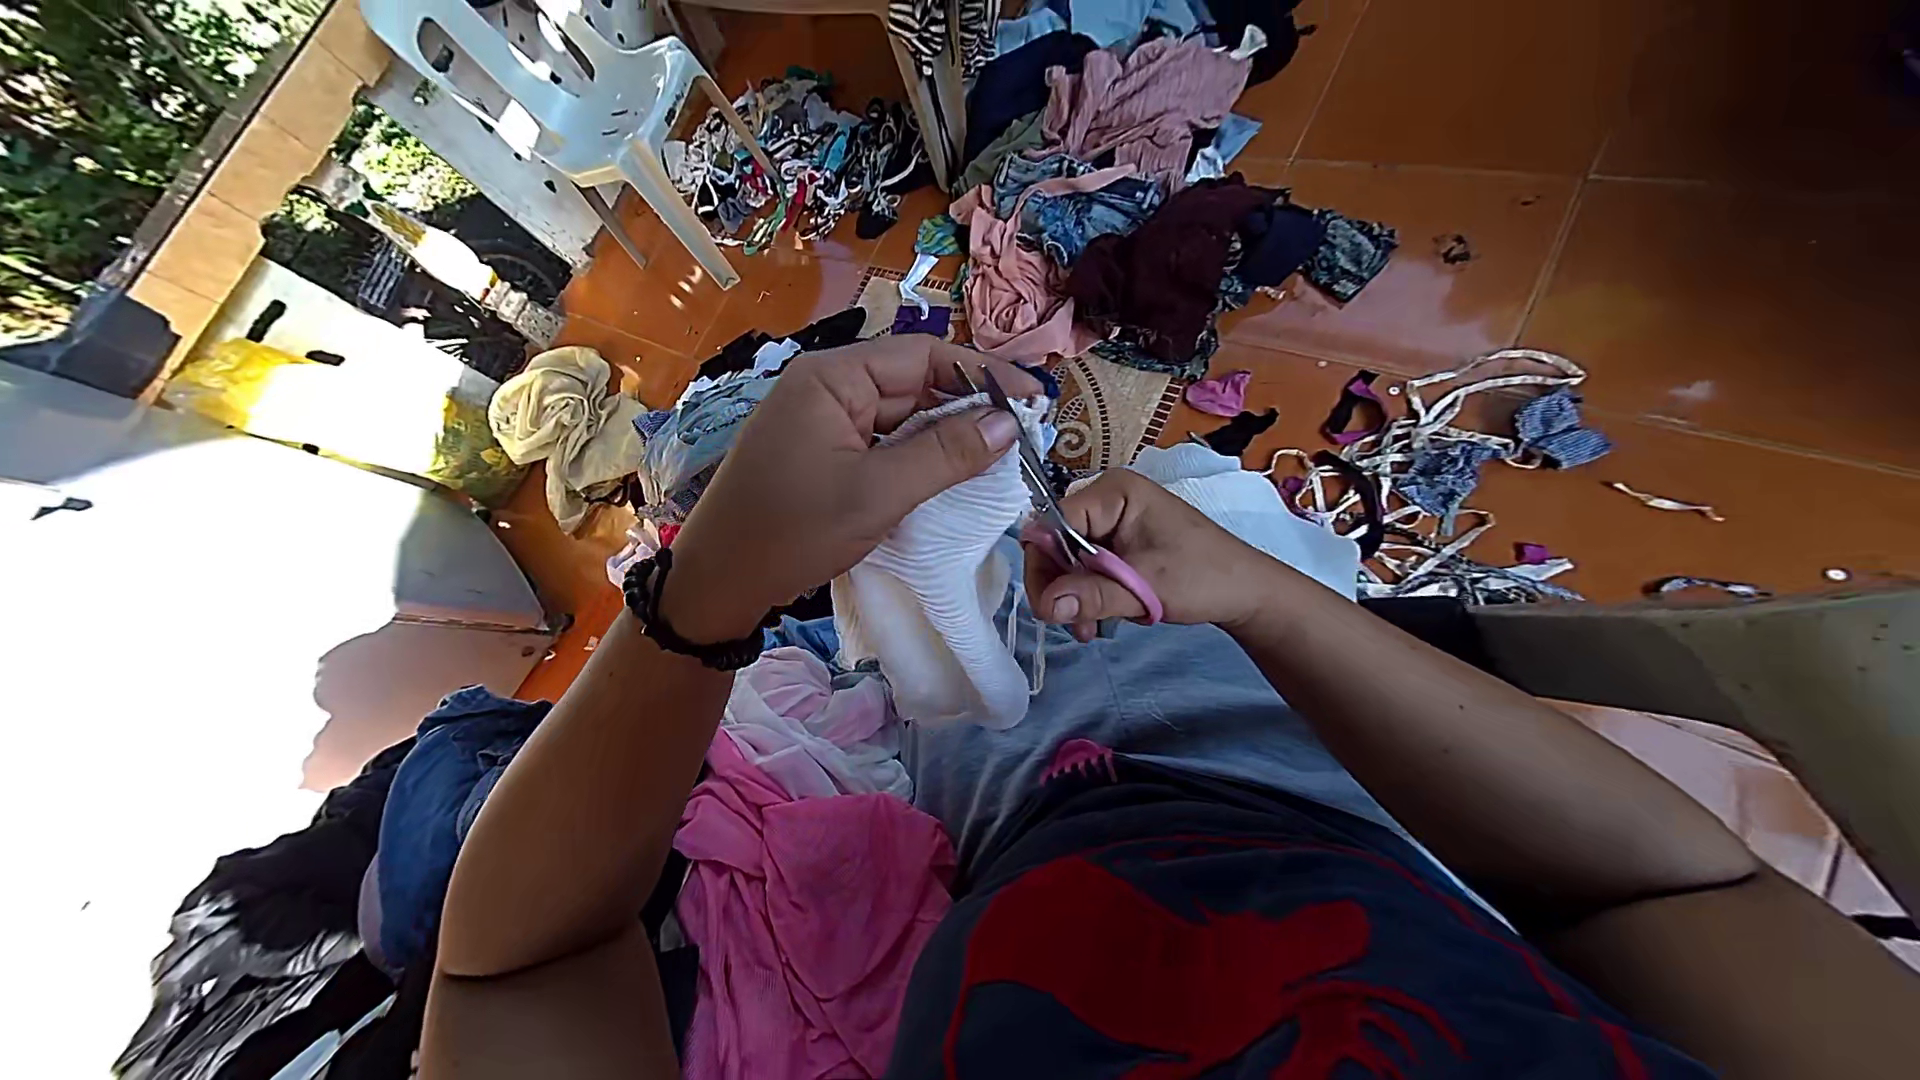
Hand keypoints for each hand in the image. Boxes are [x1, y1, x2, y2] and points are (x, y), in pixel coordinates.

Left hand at [662, 336, 1040, 642]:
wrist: (722, 581)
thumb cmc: (792, 531)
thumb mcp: (877, 493)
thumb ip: (945, 455)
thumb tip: (1008, 423)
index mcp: (833, 378)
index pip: (922, 357)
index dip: (982, 373)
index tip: (1031, 398)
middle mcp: (830, 388)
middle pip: (914, 385)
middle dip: (969, 408)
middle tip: (1023, 435)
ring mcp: (828, 422)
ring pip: (903, 418)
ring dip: (948, 436)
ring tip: (999, 455)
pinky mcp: (829, 454)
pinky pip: (885, 444)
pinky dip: (920, 458)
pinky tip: (953, 474)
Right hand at [1022, 469, 1283, 641]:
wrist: (1247, 592)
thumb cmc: (1204, 577)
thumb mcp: (1145, 588)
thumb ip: (1092, 595)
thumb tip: (1044, 606)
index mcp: (1114, 492)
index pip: (1052, 523)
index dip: (1045, 565)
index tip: (1050, 607)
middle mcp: (1106, 499)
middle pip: (1054, 541)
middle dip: (1058, 585)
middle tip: (1070, 623)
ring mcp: (1112, 521)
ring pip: (1066, 559)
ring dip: (1070, 596)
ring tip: (1087, 629)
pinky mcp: (1117, 543)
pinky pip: (1084, 567)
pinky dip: (1085, 594)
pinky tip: (1095, 619)